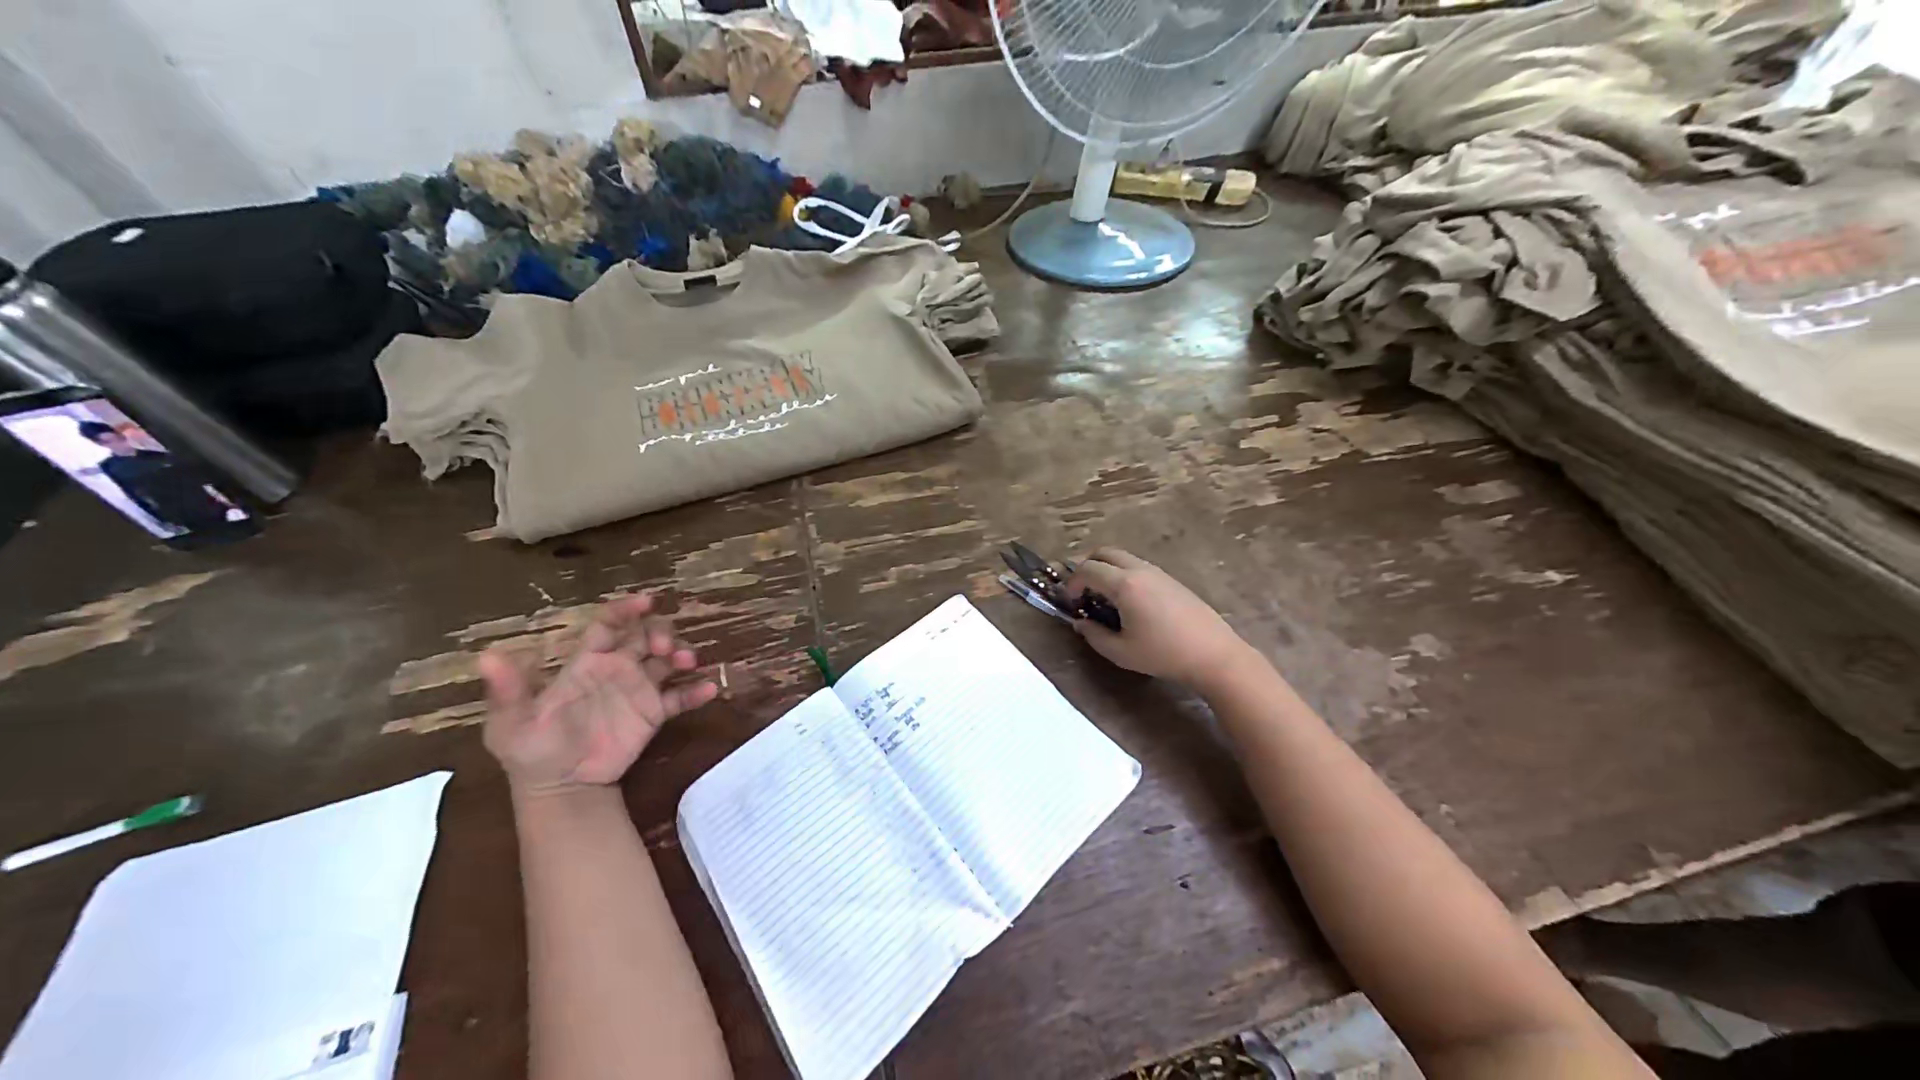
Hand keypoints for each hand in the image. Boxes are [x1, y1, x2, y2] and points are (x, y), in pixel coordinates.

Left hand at [479, 593, 718, 796]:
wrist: (559, 788)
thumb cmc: (532, 751)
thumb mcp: (512, 723)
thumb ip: (507, 690)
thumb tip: (486, 656)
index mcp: (586, 663)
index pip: (609, 625)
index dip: (626, 610)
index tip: (647, 601)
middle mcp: (617, 670)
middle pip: (645, 637)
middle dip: (660, 631)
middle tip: (667, 646)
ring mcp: (638, 691)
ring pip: (666, 661)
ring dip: (681, 654)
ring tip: (688, 662)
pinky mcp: (654, 714)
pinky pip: (679, 698)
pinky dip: (696, 692)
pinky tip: (709, 690)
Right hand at [1066, 547, 1252, 688]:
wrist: (1213, 654)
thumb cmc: (1163, 654)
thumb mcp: (1120, 652)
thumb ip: (1094, 635)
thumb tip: (1081, 623)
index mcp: (1124, 585)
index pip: (1087, 570)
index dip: (1072, 583)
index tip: (1070, 601)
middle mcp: (1140, 570)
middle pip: (1104, 552)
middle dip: (1086, 566)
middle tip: (1081, 589)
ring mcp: (1158, 572)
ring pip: (1123, 557)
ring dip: (1106, 569)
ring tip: (1103, 597)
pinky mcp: (1171, 580)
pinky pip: (1138, 566)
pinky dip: (1123, 574)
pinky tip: (1128, 601)